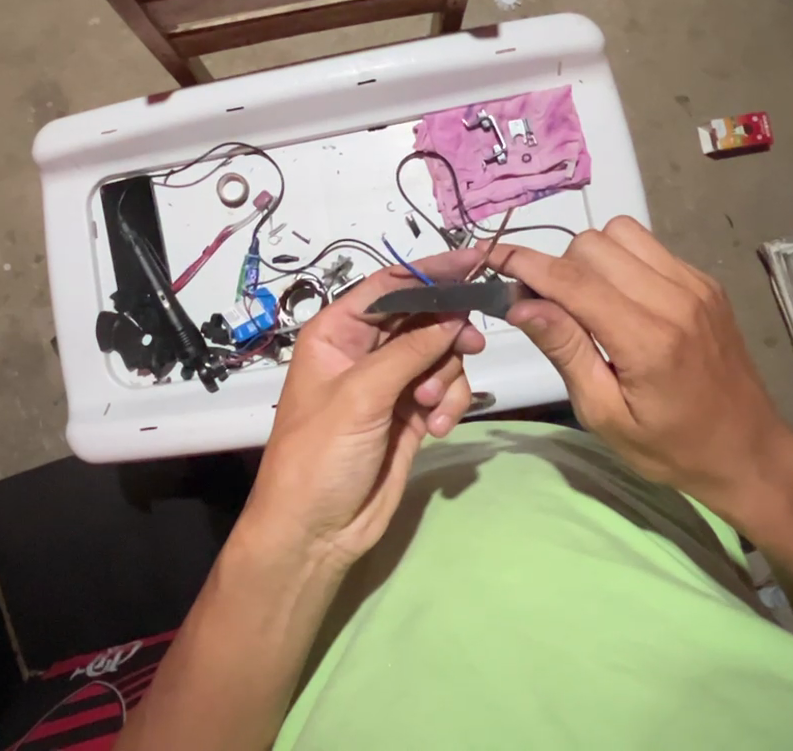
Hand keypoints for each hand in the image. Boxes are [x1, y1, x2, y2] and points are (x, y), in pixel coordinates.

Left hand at [239, 248, 489, 570]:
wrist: (316, 531)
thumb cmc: (320, 455)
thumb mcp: (360, 396)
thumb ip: (410, 351)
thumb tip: (454, 317)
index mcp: (336, 332)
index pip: (388, 286)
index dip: (431, 271)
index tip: (476, 261)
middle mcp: (363, 350)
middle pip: (421, 317)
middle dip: (447, 331)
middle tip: (470, 348)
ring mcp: (389, 383)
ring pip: (439, 354)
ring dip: (446, 377)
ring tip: (430, 409)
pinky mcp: (410, 413)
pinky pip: (444, 389)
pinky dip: (449, 404)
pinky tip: (437, 429)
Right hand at [492, 217, 792, 527]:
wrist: (750, 452)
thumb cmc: (671, 447)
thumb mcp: (604, 414)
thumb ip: (565, 351)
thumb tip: (520, 306)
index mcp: (647, 340)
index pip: (572, 280)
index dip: (524, 264)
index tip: (490, 258)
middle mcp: (674, 299)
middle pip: (591, 245)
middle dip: (559, 268)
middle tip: (552, 309)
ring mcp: (694, 284)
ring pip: (619, 233)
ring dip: (589, 259)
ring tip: (588, 301)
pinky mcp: (704, 281)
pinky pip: (647, 246)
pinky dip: (620, 262)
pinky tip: (621, 300)